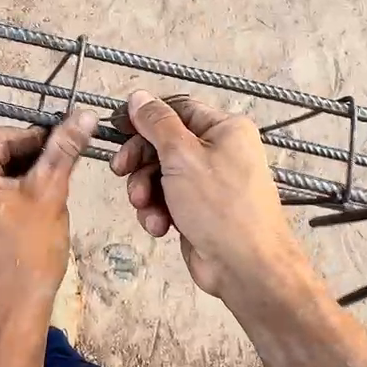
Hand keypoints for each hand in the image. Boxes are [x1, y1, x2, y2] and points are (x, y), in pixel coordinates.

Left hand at [0, 109, 98, 325]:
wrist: (15, 311)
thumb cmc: (28, 250)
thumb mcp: (49, 192)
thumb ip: (63, 150)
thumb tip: (83, 114)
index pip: (2, 137)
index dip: (36, 135)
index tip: (67, 140)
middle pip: (1, 154)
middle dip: (35, 156)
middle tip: (66, 163)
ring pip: (3, 175)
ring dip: (31, 175)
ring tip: (59, 185)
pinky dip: (22, 193)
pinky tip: (45, 203)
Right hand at [109, 92, 311, 300]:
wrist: (247, 270)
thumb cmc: (222, 208)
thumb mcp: (182, 156)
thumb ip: (157, 123)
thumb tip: (139, 96)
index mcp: (225, 129)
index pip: (176, 109)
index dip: (145, 118)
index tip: (119, 127)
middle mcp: (220, 151)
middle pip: (163, 143)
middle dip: (140, 161)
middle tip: (121, 170)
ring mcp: (210, 183)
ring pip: (160, 174)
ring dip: (145, 190)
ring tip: (145, 207)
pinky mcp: (200, 210)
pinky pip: (167, 200)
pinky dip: (157, 211)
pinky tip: (159, 225)